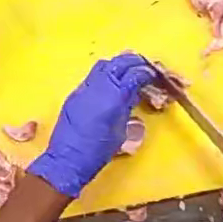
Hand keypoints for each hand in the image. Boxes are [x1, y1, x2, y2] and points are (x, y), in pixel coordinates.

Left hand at [27, 54, 156, 197]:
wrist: (68, 159)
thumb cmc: (98, 151)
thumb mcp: (121, 131)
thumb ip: (127, 109)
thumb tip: (133, 96)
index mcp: (114, 97)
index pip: (135, 74)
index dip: (147, 73)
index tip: (154, 76)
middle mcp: (98, 86)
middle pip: (119, 62)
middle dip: (134, 62)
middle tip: (144, 67)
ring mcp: (84, 88)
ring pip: (104, 65)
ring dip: (118, 65)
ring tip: (128, 72)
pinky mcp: (74, 94)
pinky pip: (92, 76)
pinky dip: (105, 74)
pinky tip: (110, 84)